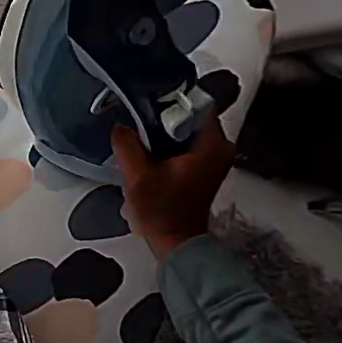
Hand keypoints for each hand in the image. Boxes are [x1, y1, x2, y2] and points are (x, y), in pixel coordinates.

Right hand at [111, 117, 235, 257]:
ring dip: (163, 131)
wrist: (175, 241)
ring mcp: (213, 158)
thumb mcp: (137, 176)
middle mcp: (220, 147)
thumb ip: (127, 146)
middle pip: (190, 116)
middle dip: (163, 117)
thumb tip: (121, 126)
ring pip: (186, 130)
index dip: (169, 101)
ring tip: (139, 136)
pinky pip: (185, 143)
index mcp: (212, 145)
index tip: (145, 106)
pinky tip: (148, 151)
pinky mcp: (204, 167)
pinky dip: (168, 144)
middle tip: (137, 121)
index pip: (196, 105)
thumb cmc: (161, 209)